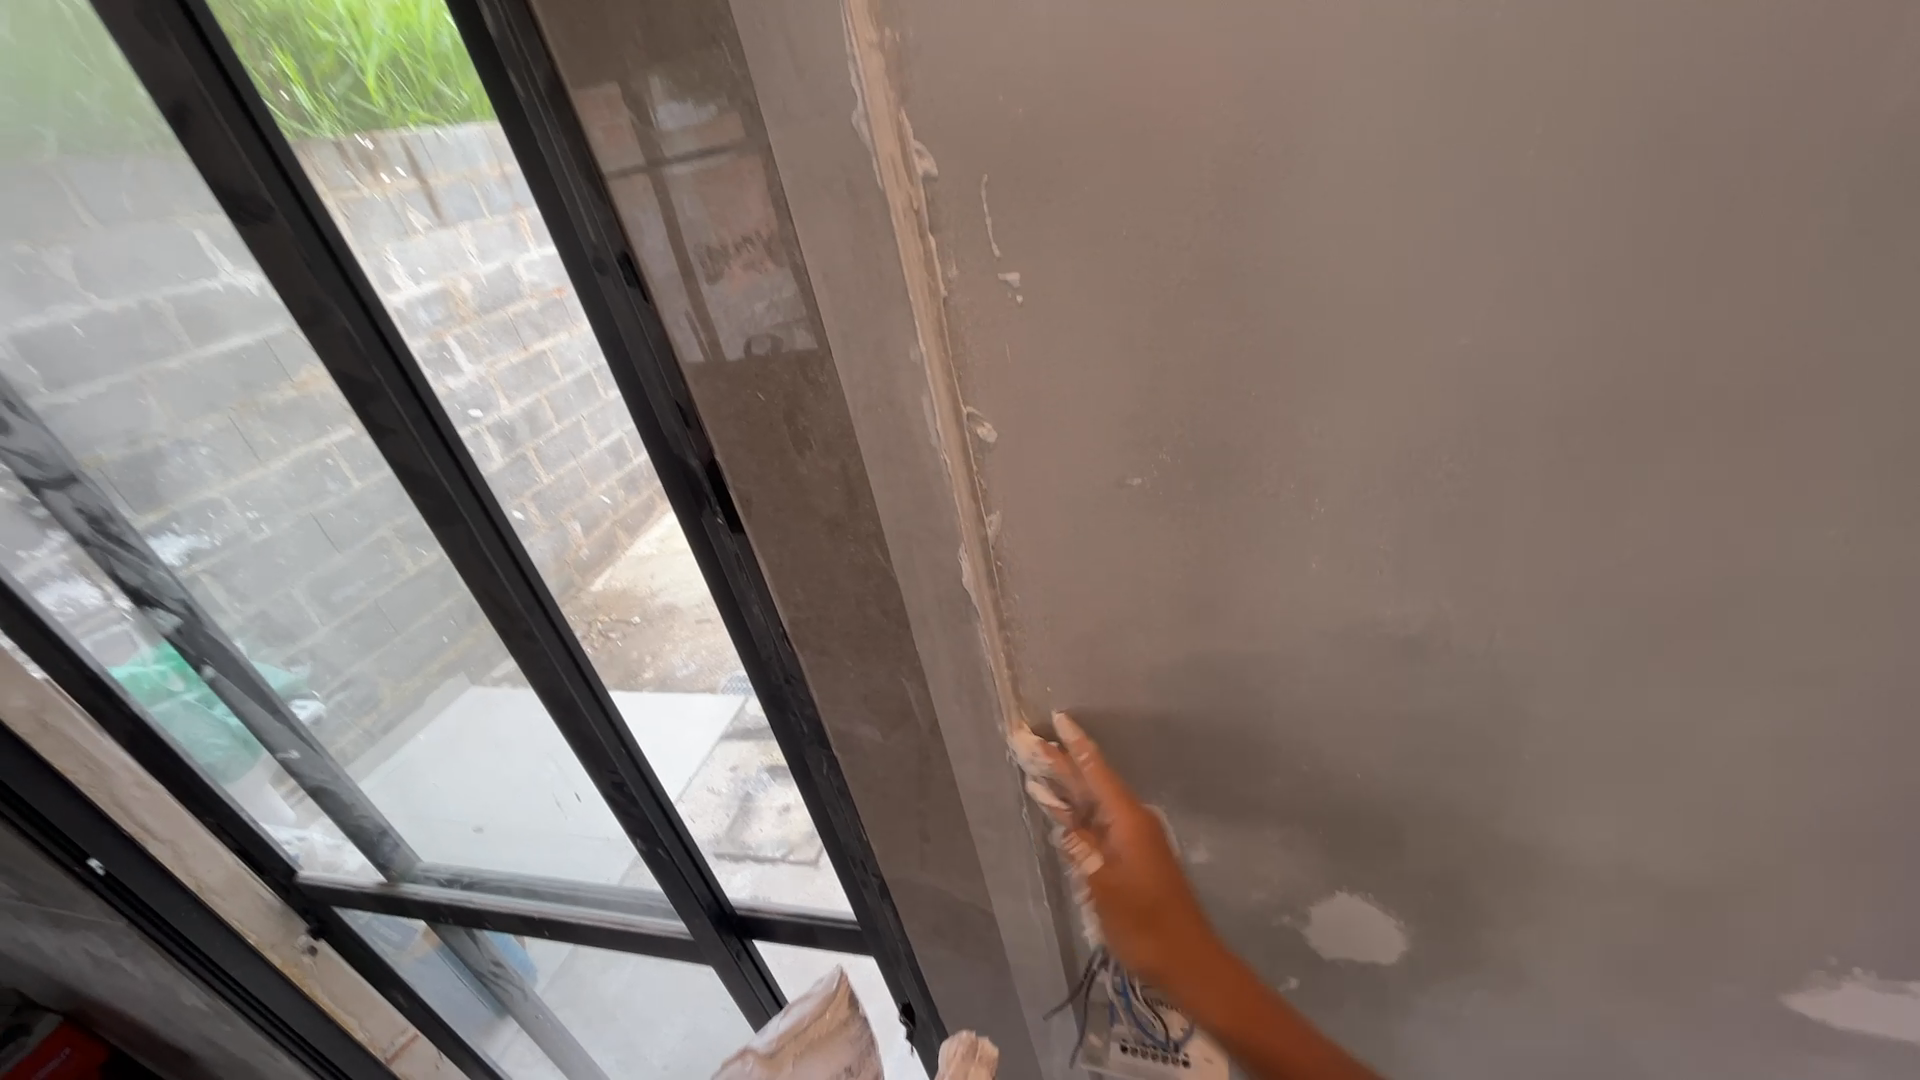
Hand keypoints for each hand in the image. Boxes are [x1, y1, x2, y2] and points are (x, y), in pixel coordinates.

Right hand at [1028, 712, 1221, 991]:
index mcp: (1127, 820)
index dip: (1076, 745)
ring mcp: (1131, 840)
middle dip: (1061, 762)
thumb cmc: (1146, 924)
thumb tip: (1063, 822)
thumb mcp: (1105, 887)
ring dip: (1066, 787)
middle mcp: (1130, 822)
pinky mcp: (1129, 858)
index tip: (1059, 718)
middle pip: (1091, 784)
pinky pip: (1097, 825)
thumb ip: (1082, 850)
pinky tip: (1058, 811)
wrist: (1188, 961)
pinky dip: (1075, 815)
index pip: (1096, 772)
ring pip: (1092, 804)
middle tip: (1030, 742)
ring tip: (1036, 768)